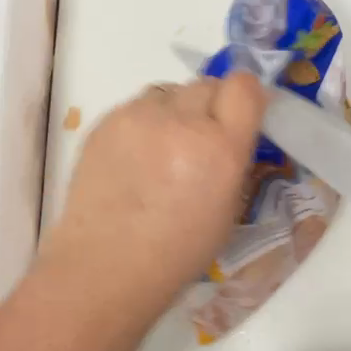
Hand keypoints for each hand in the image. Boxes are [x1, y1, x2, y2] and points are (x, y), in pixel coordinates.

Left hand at [38, 72, 265, 321]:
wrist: (106, 265)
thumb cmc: (177, 253)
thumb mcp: (227, 211)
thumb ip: (233, 162)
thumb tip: (230, 136)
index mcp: (221, 148)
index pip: (244, 87)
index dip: (245, 98)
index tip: (240, 115)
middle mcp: (181, 121)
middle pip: (206, 85)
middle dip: (209, 107)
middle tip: (199, 140)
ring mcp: (138, 117)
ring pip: (169, 92)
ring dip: (175, 111)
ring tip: (163, 149)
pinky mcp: (105, 121)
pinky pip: (136, 107)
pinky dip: (143, 123)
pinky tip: (135, 158)